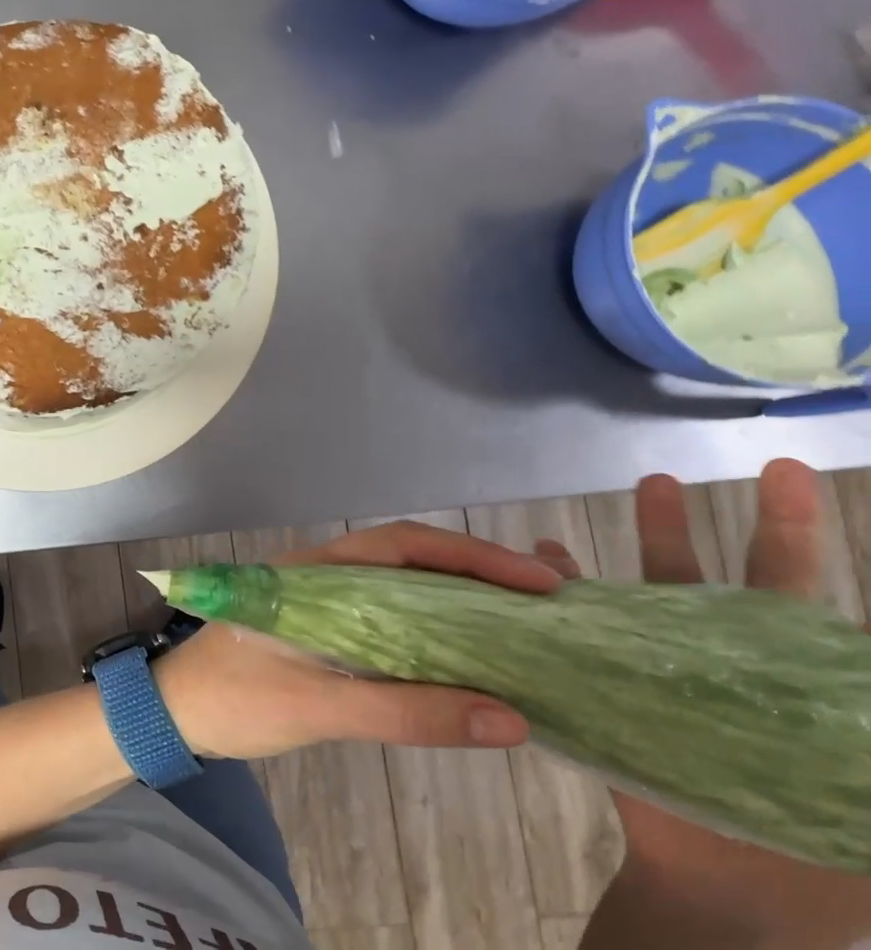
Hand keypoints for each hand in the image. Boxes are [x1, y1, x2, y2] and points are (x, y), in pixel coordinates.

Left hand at [153, 520, 561, 759]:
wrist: (170, 714)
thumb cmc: (232, 699)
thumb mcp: (317, 706)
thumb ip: (405, 712)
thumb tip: (510, 717)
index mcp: (314, 574)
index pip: (404, 546)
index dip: (474, 557)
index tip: (541, 581)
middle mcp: (321, 579)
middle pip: (412, 565)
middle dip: (481, 578)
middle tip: (555, 605)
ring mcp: (321, 608)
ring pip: (403, 596)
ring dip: (462, 608)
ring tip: (531, 632)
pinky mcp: (322, 639)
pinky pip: (388, 627)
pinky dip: (434, 638)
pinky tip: (472, 663)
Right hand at [568, 460, 870, 946]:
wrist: (730, 894)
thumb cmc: (813, 853)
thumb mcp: (856, 788)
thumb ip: (860, 716)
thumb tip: (870, 653)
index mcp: (793, 677)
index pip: (798, 593)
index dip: (792, 531)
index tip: (779, 474)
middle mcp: (726, 663)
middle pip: (715, 582)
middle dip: (695, 526)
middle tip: (661, 476)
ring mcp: (664, 676)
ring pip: (645, 600)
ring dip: (630, 551)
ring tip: (620, 502)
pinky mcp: (610, 696)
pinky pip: (577, 639)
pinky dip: (557, 602)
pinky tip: (533, 567)